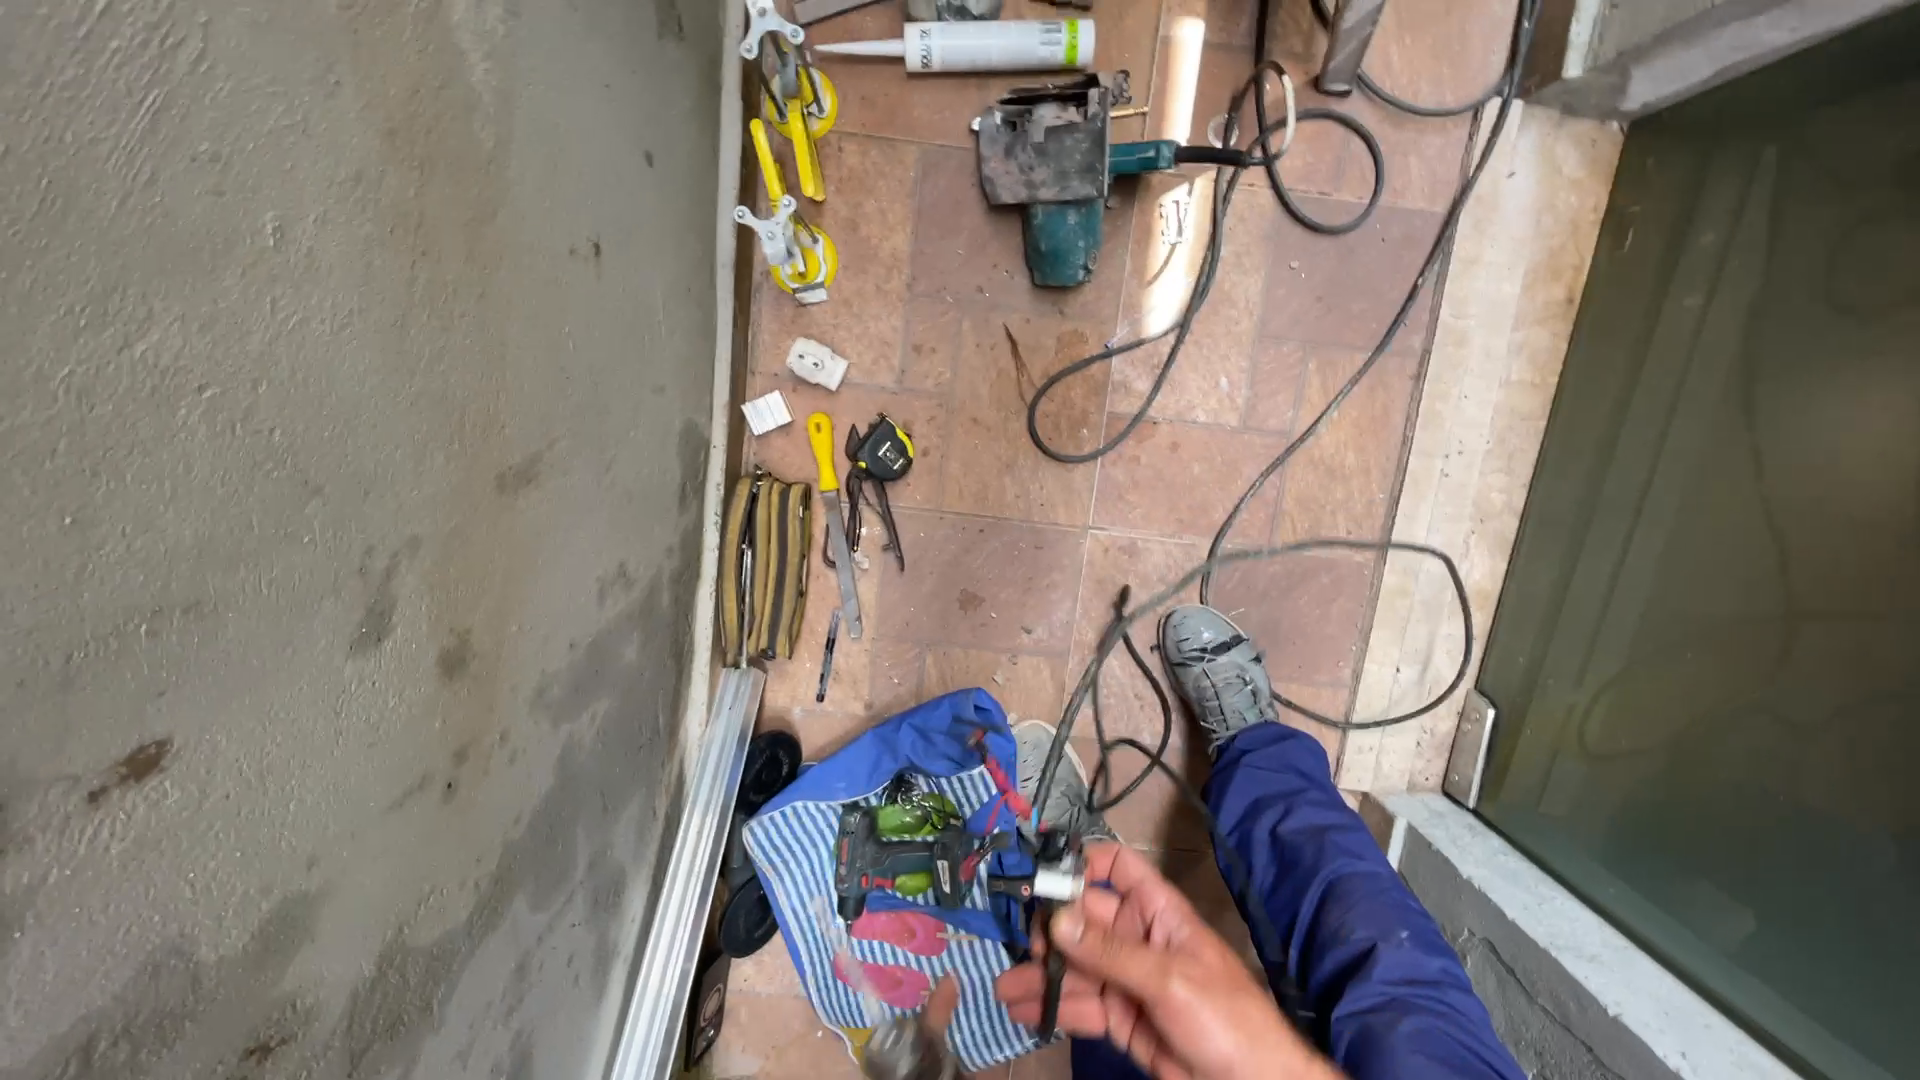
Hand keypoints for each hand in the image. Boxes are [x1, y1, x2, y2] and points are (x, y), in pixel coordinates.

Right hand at [995, 843, 1343, 1079]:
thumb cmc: (1225, 1017)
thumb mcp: (1167, 978)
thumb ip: (1109, 952)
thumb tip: (1056, 918)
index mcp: (1156, 911)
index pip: (1116, 867)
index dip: (1082, 864)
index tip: (1043, 876)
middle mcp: (1136, 938)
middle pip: (1083, 918)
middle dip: (1047, 928)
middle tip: (1017, 944)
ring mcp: (1126, 980)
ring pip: (1075, 966)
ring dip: (1040, 975)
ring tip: (1004, 987)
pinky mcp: (1120, 1019)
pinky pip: (1079, 1005)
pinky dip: (1051, 1008)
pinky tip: (1023, 1011)